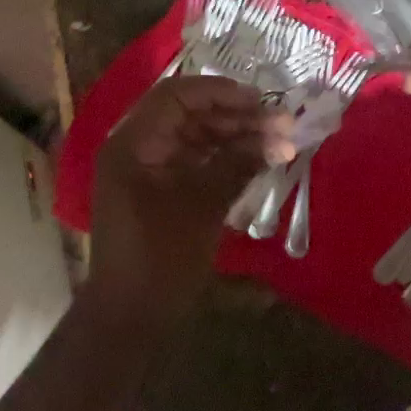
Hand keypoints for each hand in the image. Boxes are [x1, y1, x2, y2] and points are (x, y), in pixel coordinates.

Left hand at [87, 77, 294, 329]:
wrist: (128, 318)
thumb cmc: (159, 258)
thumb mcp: (202, 206)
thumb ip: (237, 164)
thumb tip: (279, 136)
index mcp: (132, 143)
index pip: (176, 96)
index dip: (220, 93)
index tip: (261, 101)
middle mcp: (136, 148)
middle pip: (188, 114)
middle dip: (235, 116)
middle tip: (281, 124)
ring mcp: (147, 170)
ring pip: (195, 137)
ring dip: (234, 136)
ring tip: (278, 141)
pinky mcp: (159, 191)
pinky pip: (194, 160)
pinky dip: (224, 158)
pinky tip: (257, 160)